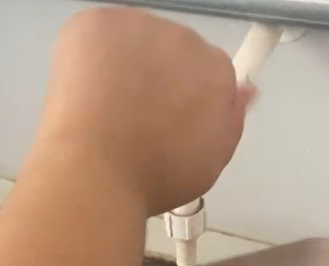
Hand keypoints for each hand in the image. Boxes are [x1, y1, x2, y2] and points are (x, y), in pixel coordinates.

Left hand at [36, 8, 247, 214]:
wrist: (97, 172)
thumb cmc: (153, 178)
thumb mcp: (207, 164)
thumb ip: (229, 122)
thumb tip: (244, 92)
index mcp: (216, 73)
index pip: (207, 73)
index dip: (184, 101)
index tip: (166, 126)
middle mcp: (184, 40)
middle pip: (171, 54)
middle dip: (154, 82)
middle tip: (133, 127)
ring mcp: (139, 27)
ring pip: (132, 43)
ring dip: (122, 70)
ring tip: (106, 118)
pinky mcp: (98, 23)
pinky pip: (95, 36)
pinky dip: (86, 61)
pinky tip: (84, 98)